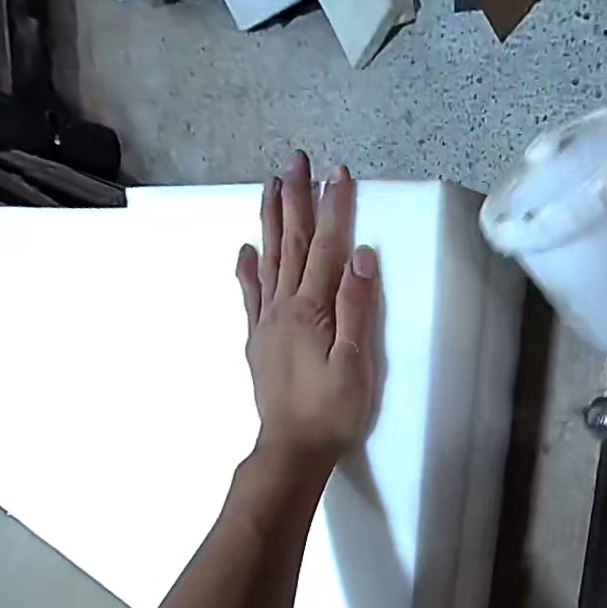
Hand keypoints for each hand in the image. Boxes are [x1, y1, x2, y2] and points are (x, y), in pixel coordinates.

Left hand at [236, 152, 378, 474]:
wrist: (292, 447)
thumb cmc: (333, 410)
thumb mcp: (356, 363)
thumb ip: (357, 308)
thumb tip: (362, 257)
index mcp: (312, 310)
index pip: (326, 248)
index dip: (334, 209)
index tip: (338, 172)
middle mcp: (284, 307)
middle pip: (291, 244)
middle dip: (296, 199)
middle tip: (295, 160)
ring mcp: (266, 322)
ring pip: (268, 261)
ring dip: (271, 221)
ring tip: (270, 185)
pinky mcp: (258, 340)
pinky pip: (250, 296)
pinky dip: (247, 270)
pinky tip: (245, 250)